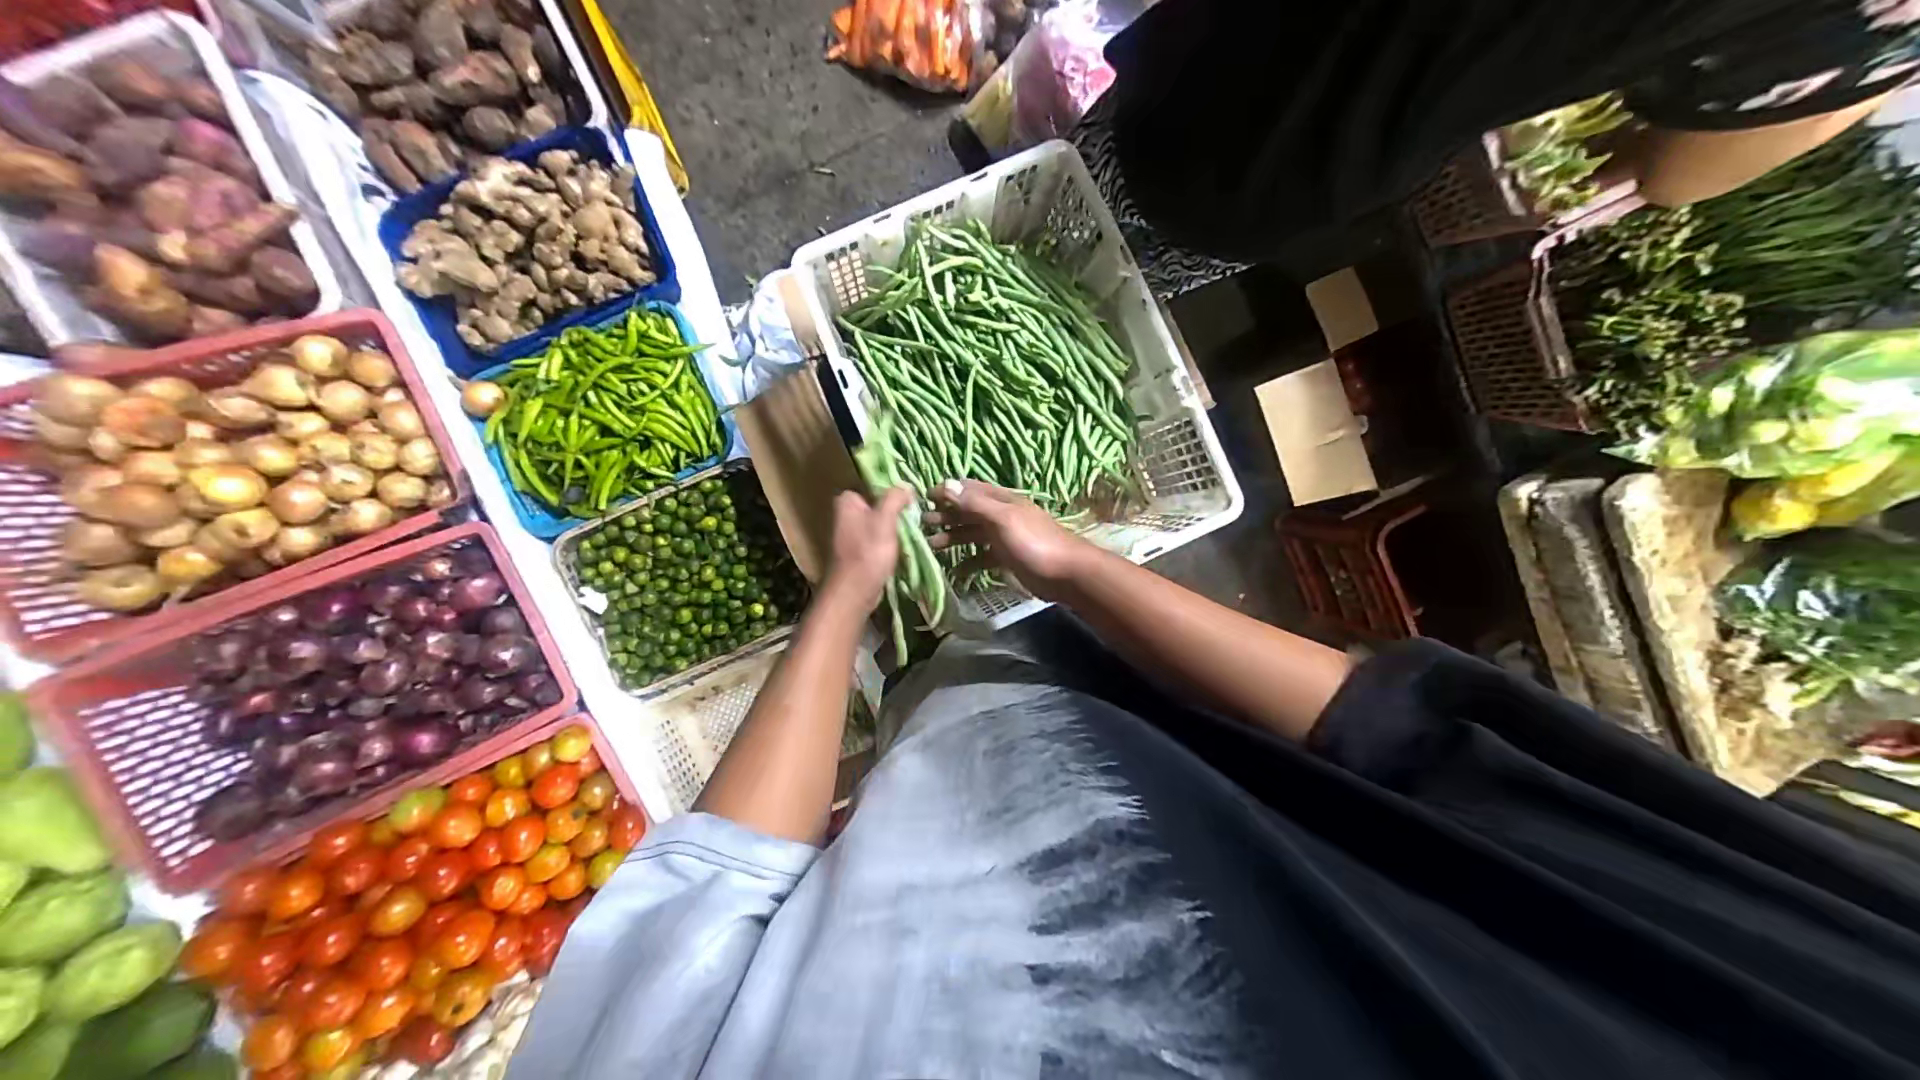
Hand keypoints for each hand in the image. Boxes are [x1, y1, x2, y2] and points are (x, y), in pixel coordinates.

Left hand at [825, 487, 913, 609]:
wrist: (854, 592)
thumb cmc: (868, 551)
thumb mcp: (885, 518)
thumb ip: (895, 497)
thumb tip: (906, 487)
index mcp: (846, 500)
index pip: (873, 484)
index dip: (892, 489)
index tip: (911, 498)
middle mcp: (845, 514)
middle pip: (878, 504)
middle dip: (896, 510)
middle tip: (915, 515)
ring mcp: (851, 534)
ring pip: (880, 523)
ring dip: (895, 529)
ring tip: (913, 531)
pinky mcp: (858, 551)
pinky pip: (879, 540)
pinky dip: (890, 543)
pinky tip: (903, 548)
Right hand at [926, 479, 1091, 600]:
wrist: (1066, 574)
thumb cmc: (1034, 542)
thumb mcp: (1002, 519)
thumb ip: (974, 504)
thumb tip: (945, 484)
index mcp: (1000, 500)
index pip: (968, 489)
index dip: (947, 492)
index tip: (923, 500)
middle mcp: (1000, 515)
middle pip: (967, 511)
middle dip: (945, 516)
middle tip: (921, 525)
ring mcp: (1004, 537)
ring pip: (972, 533)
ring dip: (953, 538)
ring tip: (931, 546)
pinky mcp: (1007, 558)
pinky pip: (982, 556)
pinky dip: (968, 562)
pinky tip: (955, 570)